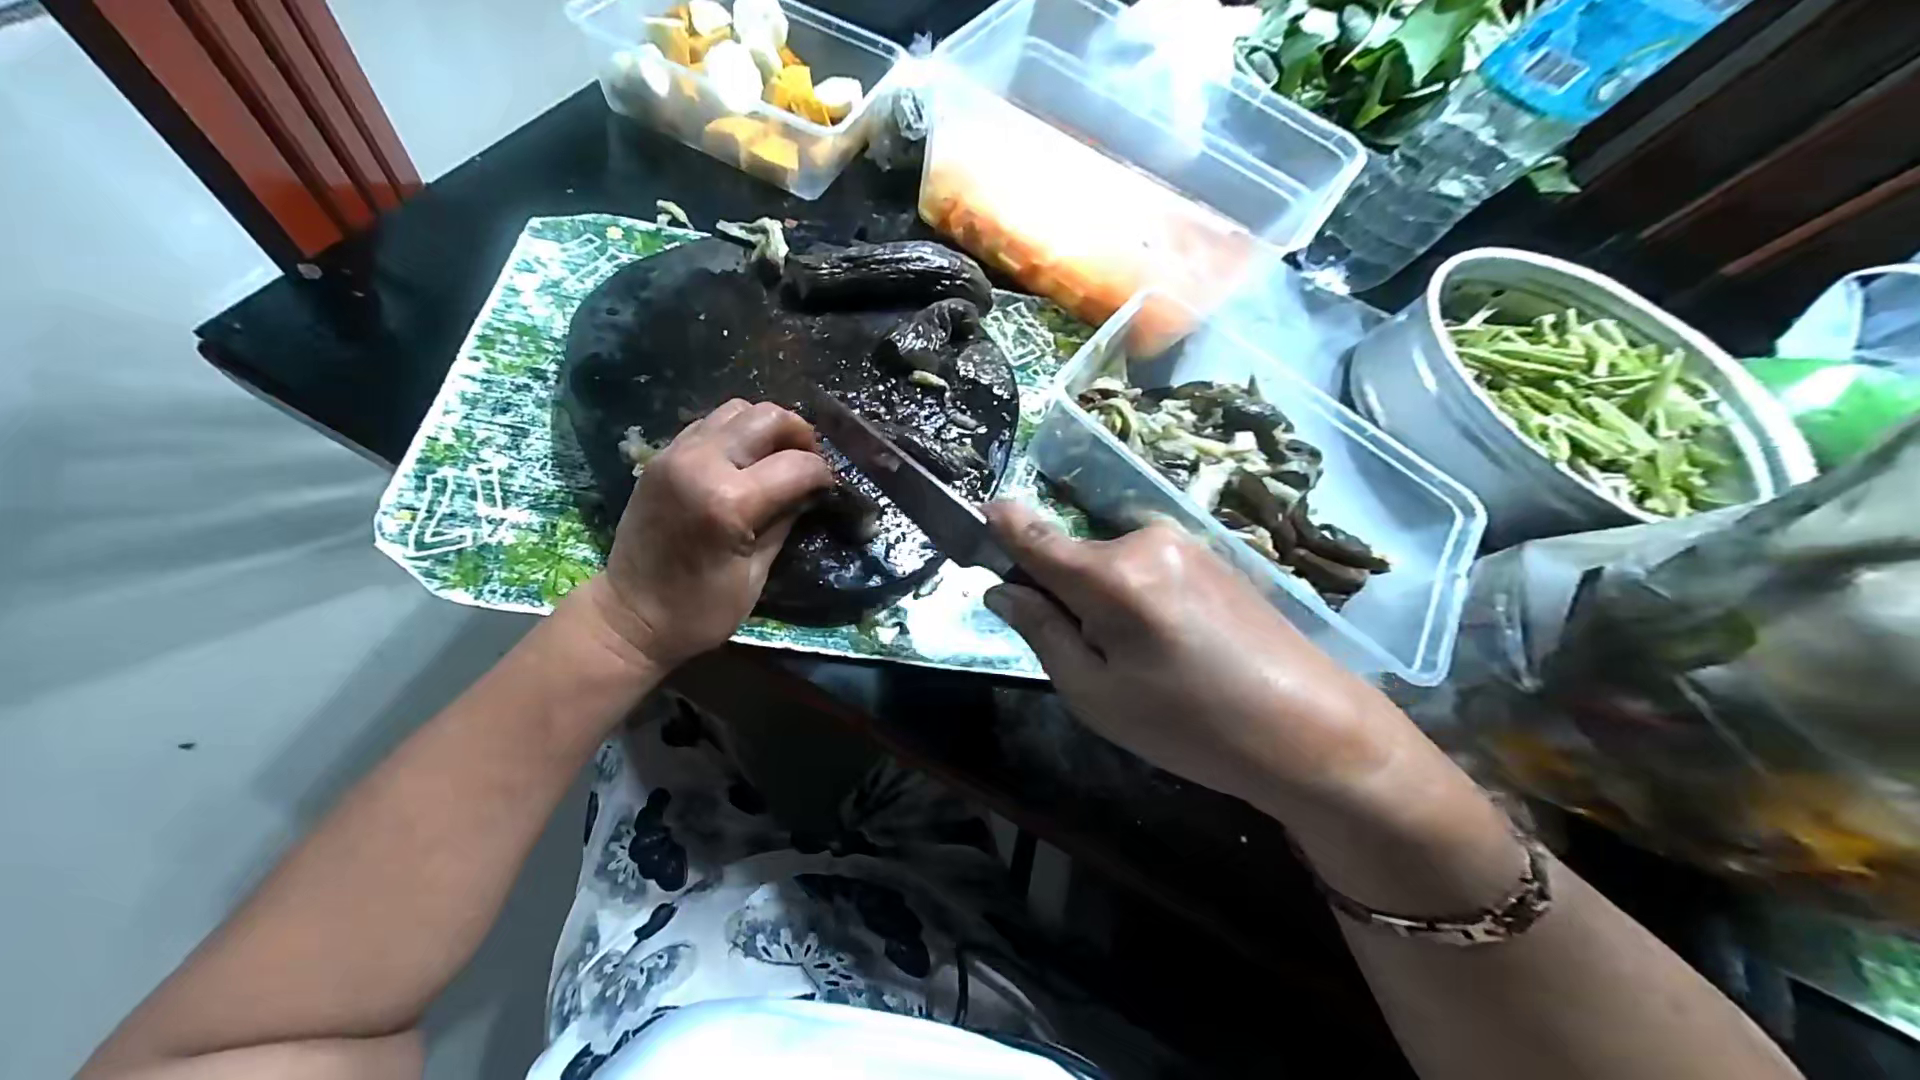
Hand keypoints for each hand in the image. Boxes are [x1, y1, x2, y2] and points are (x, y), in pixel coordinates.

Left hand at [576, 400, 832, 670]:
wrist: (629, 617)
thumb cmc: (699, 610)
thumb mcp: (756, 574)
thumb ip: (784, 521)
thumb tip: (810, 492)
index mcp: (728, 501)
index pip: (797, 464)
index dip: (822, 474)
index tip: (828, 489)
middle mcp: (701, 464)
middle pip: (768, 417)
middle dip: (799, 436)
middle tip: (807, 465)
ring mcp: (676, 455)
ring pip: (737, 410)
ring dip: (766, 429)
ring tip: (777, 459)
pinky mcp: (662, 457)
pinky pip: (710, 424)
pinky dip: (736, 434)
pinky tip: (744, 463)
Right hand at [981, 501, 1446, 822]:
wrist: (1312, 731)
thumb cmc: (1190, 724)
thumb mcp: (1095, 694)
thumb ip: (1041, 632)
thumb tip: (1001, 590)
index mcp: (1110, 574)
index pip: (1032, 532)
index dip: (998, 527)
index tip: (975, 527)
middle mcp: (1145, 540)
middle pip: (1073, 554)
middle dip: (1061, 592)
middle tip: (1084, 655)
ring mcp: (1184, 543)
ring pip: (1110, 564)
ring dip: (1101, 599)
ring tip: (1138, 661)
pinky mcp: (1213, 555)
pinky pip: (1146, 568)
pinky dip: (1135, 597)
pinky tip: (1170, 648)